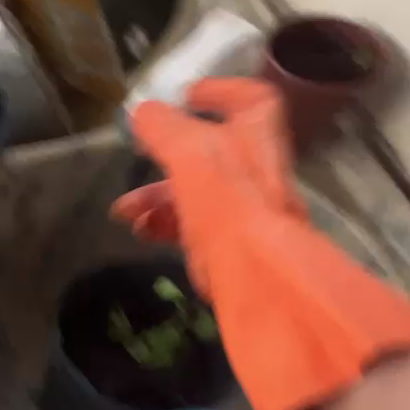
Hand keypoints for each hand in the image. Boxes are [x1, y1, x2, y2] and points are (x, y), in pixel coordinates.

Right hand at [107, 78, 409, 409]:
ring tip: (131, 224)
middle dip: (168, 167)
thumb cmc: (240, 239)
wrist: (279, 314)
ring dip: (165, 206)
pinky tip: (153, 244)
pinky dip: (176, 234)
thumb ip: (174, 139)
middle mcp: (258, 189)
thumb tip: (143, 113)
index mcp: (255, 160)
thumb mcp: (202, 175)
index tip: (182, 99)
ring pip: (204, 203)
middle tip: (130, 189)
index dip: (220, 95)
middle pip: (214, 161)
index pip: (251, 108)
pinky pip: (204, 238)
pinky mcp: (240, 266)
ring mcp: (250, 229)